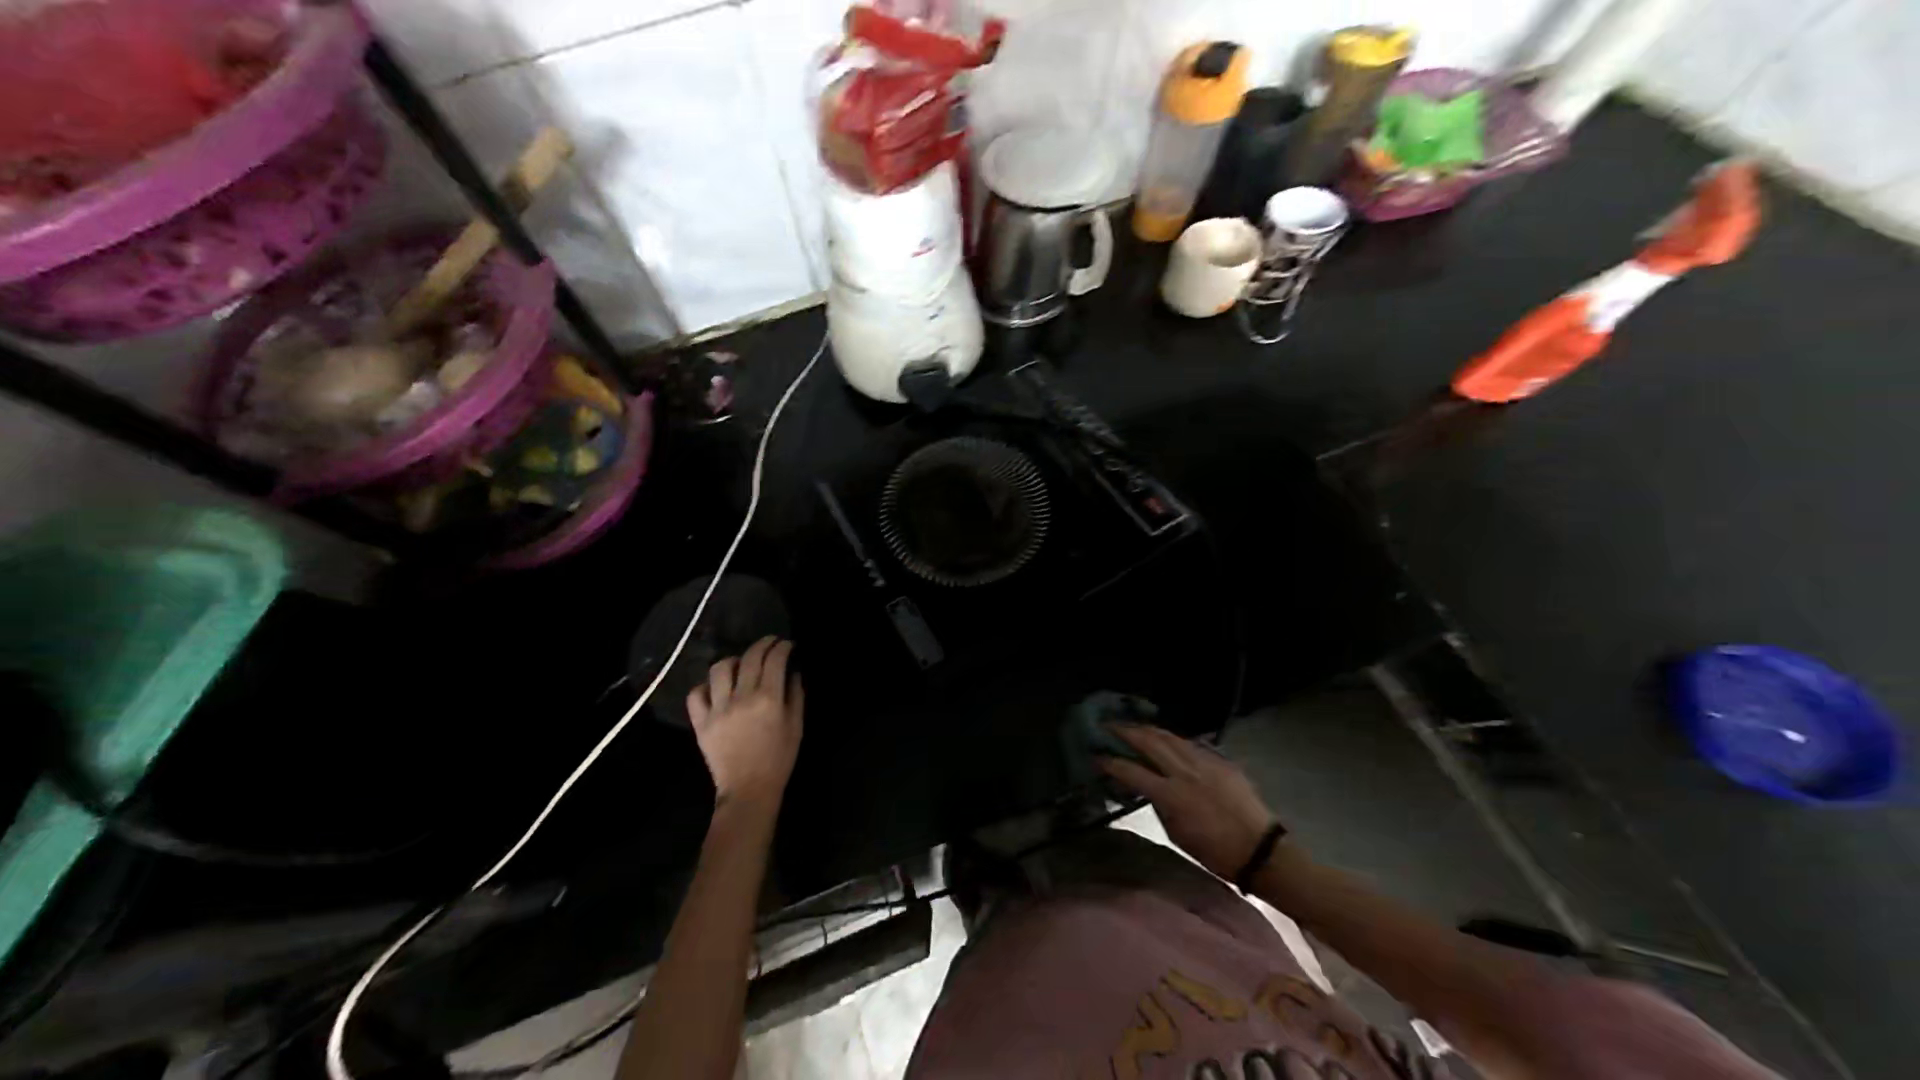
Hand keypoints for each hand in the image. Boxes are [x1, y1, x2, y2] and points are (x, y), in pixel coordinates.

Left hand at [687, 637, 803, 811]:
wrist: (749, 789)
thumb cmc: (779, 759)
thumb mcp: (796, 726)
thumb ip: (795, 695)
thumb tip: (792, 671)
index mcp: (769, 699)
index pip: (774, 659)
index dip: (782, 647)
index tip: (787, 644)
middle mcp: (742, 698)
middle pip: (749, 657)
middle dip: (762, 644)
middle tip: (770, 643)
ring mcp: (718, 709)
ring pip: (720, 669)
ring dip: (733, 660)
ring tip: (740, 664)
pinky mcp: (701, 722)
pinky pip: (696, 694)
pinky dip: (705, 686)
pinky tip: (716, 689)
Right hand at [1098, 724, 1279, 880]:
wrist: (1259, 850)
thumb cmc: (1214, 852)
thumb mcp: (1175, 832)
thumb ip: (1158, 804)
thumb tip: (1146, 787)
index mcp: (1170, 794)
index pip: (1130, 770)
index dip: (1110, 762)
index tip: (1096, 757)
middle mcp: (1184, 772)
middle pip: (1149, 742)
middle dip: (1126, 732)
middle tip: (1109, 726)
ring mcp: (1205, 762)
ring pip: (1170, 737)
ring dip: (1148, 730)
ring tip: (1134, 727)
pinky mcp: (1221, 761)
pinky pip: (1191, 744)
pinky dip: (1173, 739)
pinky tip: (1167, 739)